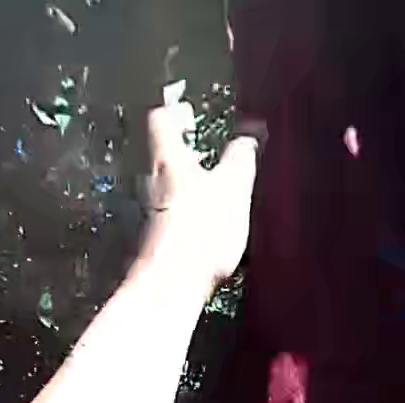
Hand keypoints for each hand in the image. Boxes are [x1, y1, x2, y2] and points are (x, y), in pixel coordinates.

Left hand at [137, 100, 259, 291]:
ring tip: (213, 197)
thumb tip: (251, 133)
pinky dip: (188, 219)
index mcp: (168, 160)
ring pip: (168, 193)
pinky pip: (173, 222)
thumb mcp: (233, 187)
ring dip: (187, 191)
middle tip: (208, 158)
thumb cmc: (201, 230)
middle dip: (184, 157)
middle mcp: (153, 186)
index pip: (161, 120)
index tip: (191, 114)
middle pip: (163, 160)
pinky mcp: (157, 247)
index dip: (176, 112)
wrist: (171, 288)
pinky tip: (207, 232)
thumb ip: (242, 157)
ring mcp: (152, 219)